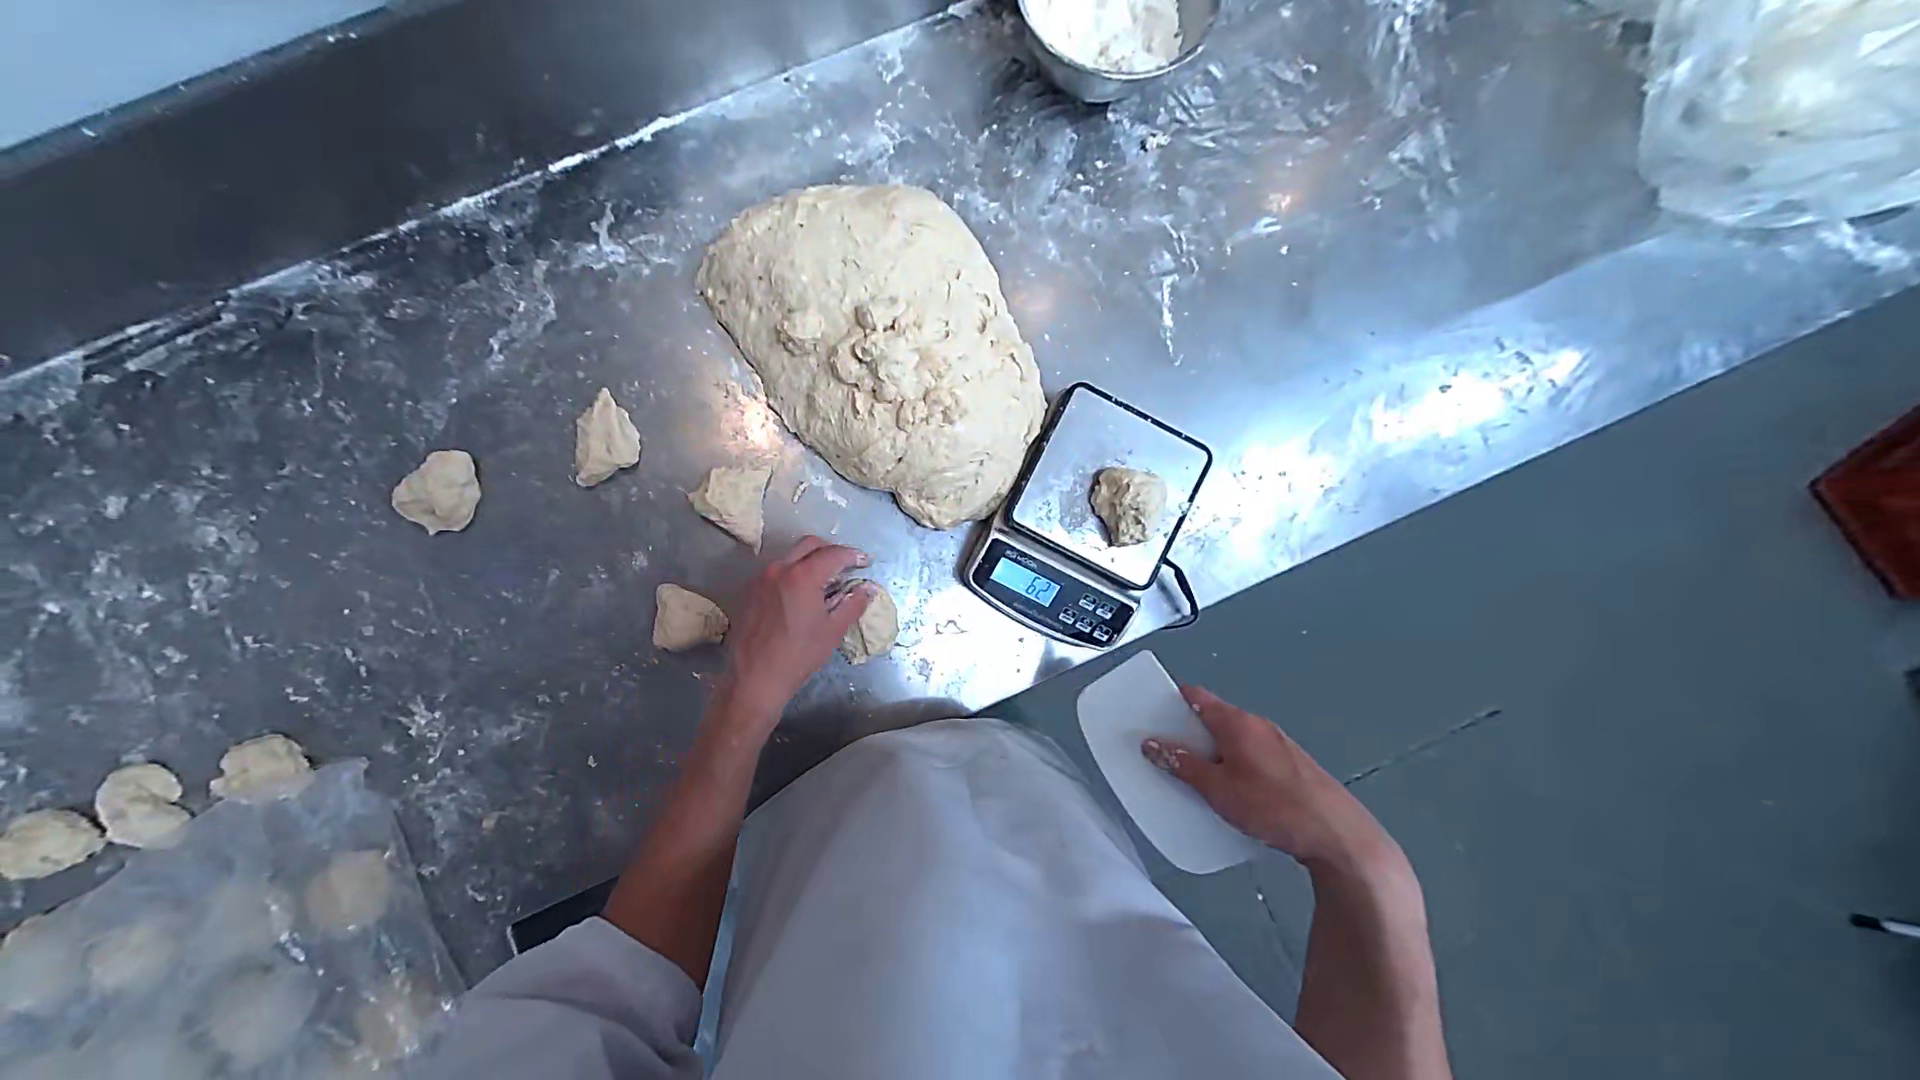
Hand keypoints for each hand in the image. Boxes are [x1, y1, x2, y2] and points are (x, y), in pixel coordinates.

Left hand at [716, 536, 874, 729]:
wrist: (755, 678)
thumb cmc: (799, 655)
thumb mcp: (833, 630)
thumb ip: (853, 604)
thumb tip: (868, 589)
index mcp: (803, 576)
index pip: (834, 554)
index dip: (854, 556)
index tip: (865, 562)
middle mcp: (780, 569)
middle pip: (809, 545)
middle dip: (831, 551)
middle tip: (846, 567)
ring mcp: (762, 578)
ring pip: (791, 556)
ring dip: (811, 561)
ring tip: (825, 582)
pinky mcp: (750, 590)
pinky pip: (777, 571)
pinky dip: (794, 573)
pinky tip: (801, 594)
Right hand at [1143, 685, 1397, 872]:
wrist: (1341, 838)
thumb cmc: (1275, 807)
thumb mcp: (1218, 789)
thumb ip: (1183, 765)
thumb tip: (1153, 744)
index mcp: (1237, 722)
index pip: (1195, 695)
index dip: (1169, 699)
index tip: (1150, 713)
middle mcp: (1259, 725)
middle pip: (1213, 717)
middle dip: (1187, 731)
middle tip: (1165, 751)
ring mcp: (1278, 745)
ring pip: (1232, 738)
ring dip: (1210, 750)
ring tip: (1194, 776)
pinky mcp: (1292, 766)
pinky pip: (1250, 755)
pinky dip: (1232, 764)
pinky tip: (1230, 791)